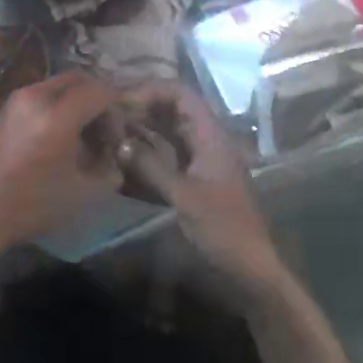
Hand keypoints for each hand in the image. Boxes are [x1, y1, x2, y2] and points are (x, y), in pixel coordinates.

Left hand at [0, 72, 122, 244]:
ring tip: (84, 136)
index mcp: (56, 115)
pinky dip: (58, 104)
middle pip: (76, 78)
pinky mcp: (6, 105)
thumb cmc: (35, 203)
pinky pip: (41, 93)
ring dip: (77, 100)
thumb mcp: (85, 192)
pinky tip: (61, 135)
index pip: (97, 90)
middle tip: (106, 130)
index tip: (120, 135)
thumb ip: (109, 166)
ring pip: (58, 84)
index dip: (116, 108)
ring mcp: (17, 97)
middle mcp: (34, 95)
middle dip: (97, 98)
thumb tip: (116, 151)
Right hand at [116, 82, 284, 293]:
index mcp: (210, 136)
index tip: (122, 102)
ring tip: (110, 132)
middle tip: (109, 115)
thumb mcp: (184, 196)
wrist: (253, 273)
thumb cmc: (224, 228)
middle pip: (169, 108)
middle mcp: (204, 140)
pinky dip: (144, 150)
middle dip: (139, 107)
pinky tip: (122, 158)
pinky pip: (164, 152)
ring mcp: (199, 159)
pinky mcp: (192, 178)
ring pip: (164, 130)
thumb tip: (117, 142)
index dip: (150, 89)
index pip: (179, 93)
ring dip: (139, 128)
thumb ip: (150, 166)